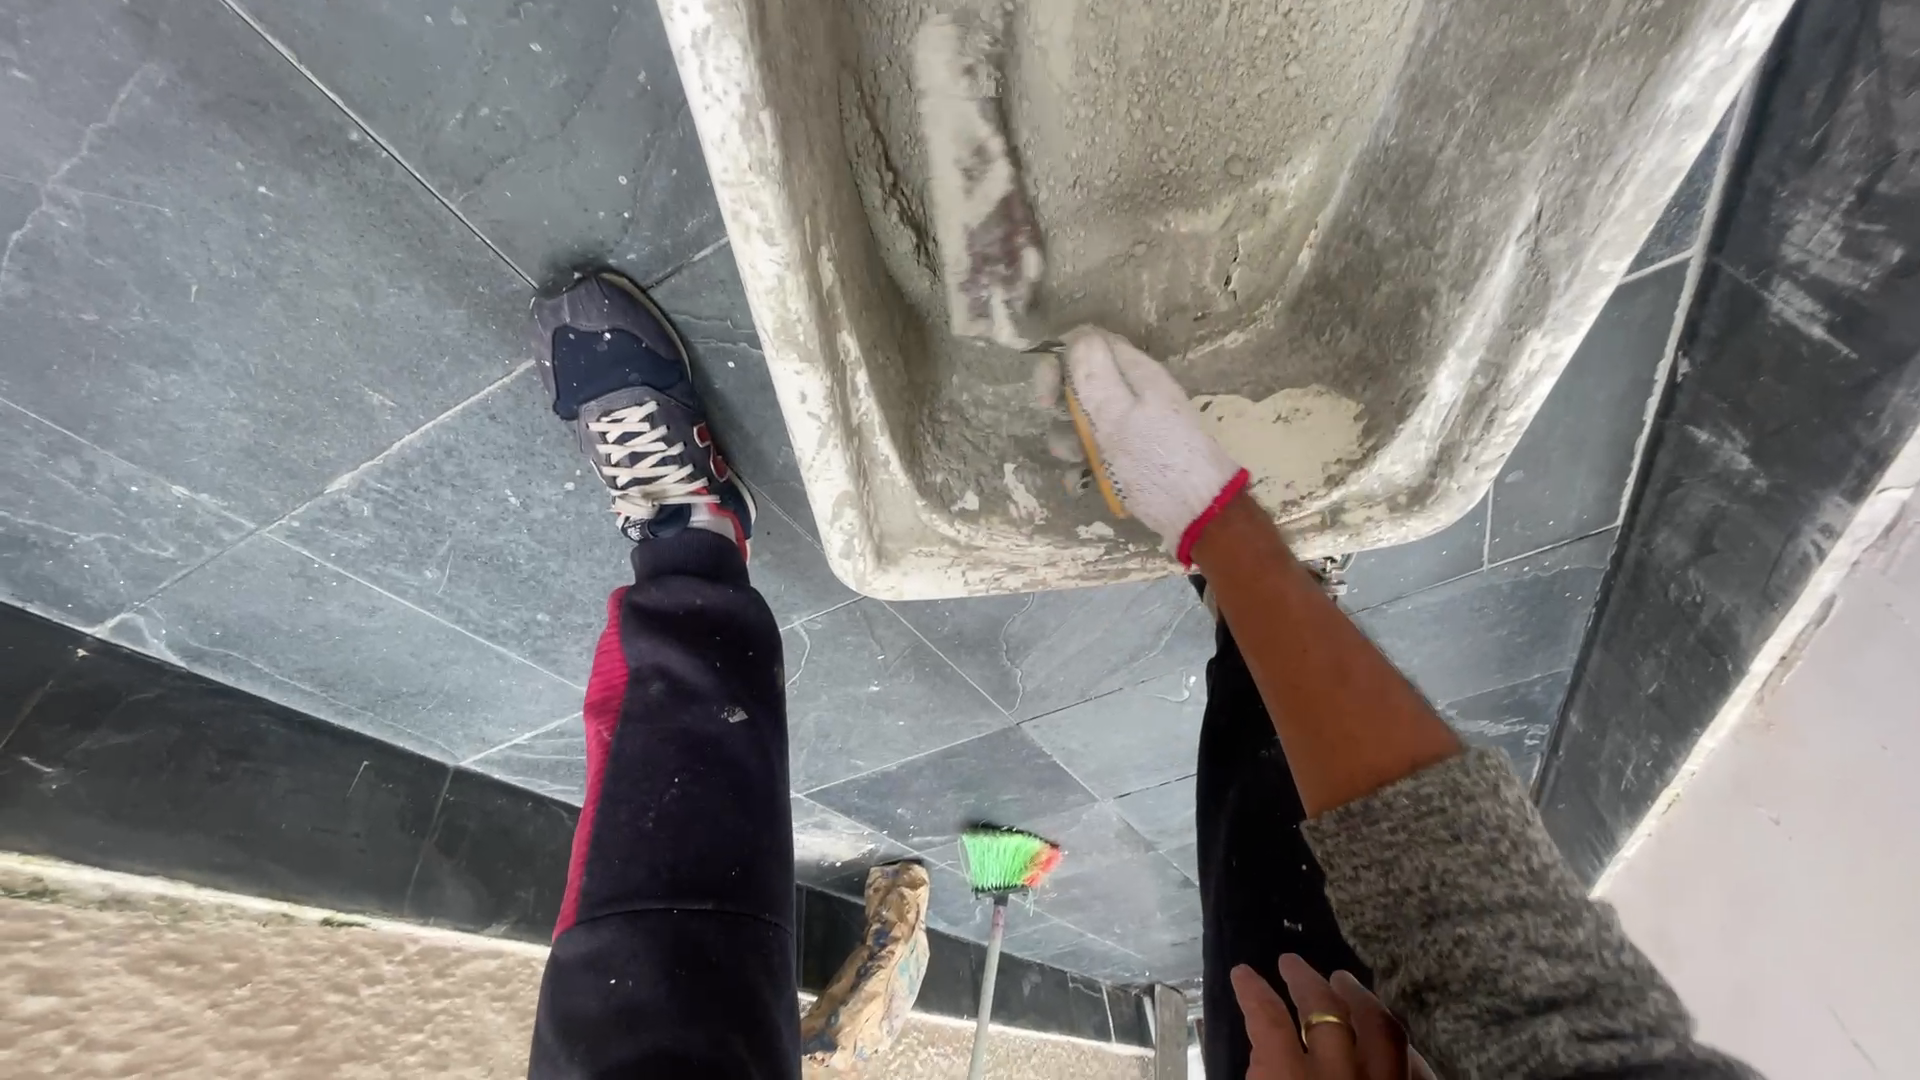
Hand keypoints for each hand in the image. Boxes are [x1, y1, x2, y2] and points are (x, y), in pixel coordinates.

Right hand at [1051, 326, 1247, 563]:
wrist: (1199, 514)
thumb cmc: (1157, 463)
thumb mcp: (1120, 417)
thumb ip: (1094, 376)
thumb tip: (1076, 336)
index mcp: (1136, 374)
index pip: (1089, 345)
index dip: (1059, 364)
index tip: (1046, 397)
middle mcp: (1134, 395)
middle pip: (1082, 385)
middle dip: (1062, 410)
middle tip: (1065, 434)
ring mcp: (1132, 428)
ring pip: (1084, 423)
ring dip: (1070, 443)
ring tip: (1078, 464)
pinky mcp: (1130, 457)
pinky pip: (1096, 453)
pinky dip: (1084, 467)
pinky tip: (1083, 483)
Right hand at [1232, 954, 1432, 1079]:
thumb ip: (1260, 1076)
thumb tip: (1263, 1053)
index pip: (1268, 1021)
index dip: (1253, 992)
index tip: (1242, 972)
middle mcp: (1341, 1079)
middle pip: (1328, 1013)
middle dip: (1307, 981)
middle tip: (1291, 962)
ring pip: (1383, 1033)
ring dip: (1361, 1000)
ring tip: (1343, 981)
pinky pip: (1420, 1071)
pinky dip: (1406, 1050)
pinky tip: (1393, 1041)